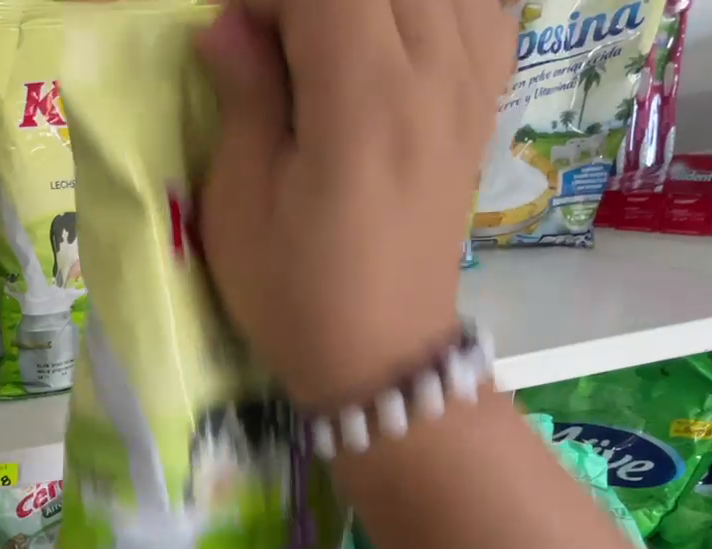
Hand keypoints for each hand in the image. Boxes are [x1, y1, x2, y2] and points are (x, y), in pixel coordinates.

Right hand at [197, 0, 513, 408]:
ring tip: (322, 42)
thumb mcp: (239, 206)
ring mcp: (473, 80)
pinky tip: (392, 34)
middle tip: (268, 40)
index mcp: (363, 102)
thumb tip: (227, 23)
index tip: (230, 32)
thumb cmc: (291, 290)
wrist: (376, 350)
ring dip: (367, 3)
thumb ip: (244, 100)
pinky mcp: (485, 98)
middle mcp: (436, 71)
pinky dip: (430, 5)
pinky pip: (478, 5)